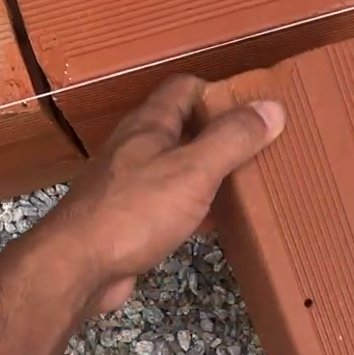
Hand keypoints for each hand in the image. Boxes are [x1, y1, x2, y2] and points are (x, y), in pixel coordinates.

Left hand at [34, 75, 285, 316]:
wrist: (81, 265)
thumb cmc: (134, 212)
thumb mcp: (193, 171)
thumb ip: (232, 140)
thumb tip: (272, 109)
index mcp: (150, 125)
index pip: (186, 89)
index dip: (220, 92)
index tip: (253, 110)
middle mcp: (136, 149)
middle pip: (182, 129)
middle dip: (217, 134)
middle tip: (256, 149)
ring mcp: (129, 186)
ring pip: (175, 168)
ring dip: (206, 173)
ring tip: (243, 184)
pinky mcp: (129, 221)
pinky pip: (168, 204)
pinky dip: (193, 207)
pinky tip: (212, 223)